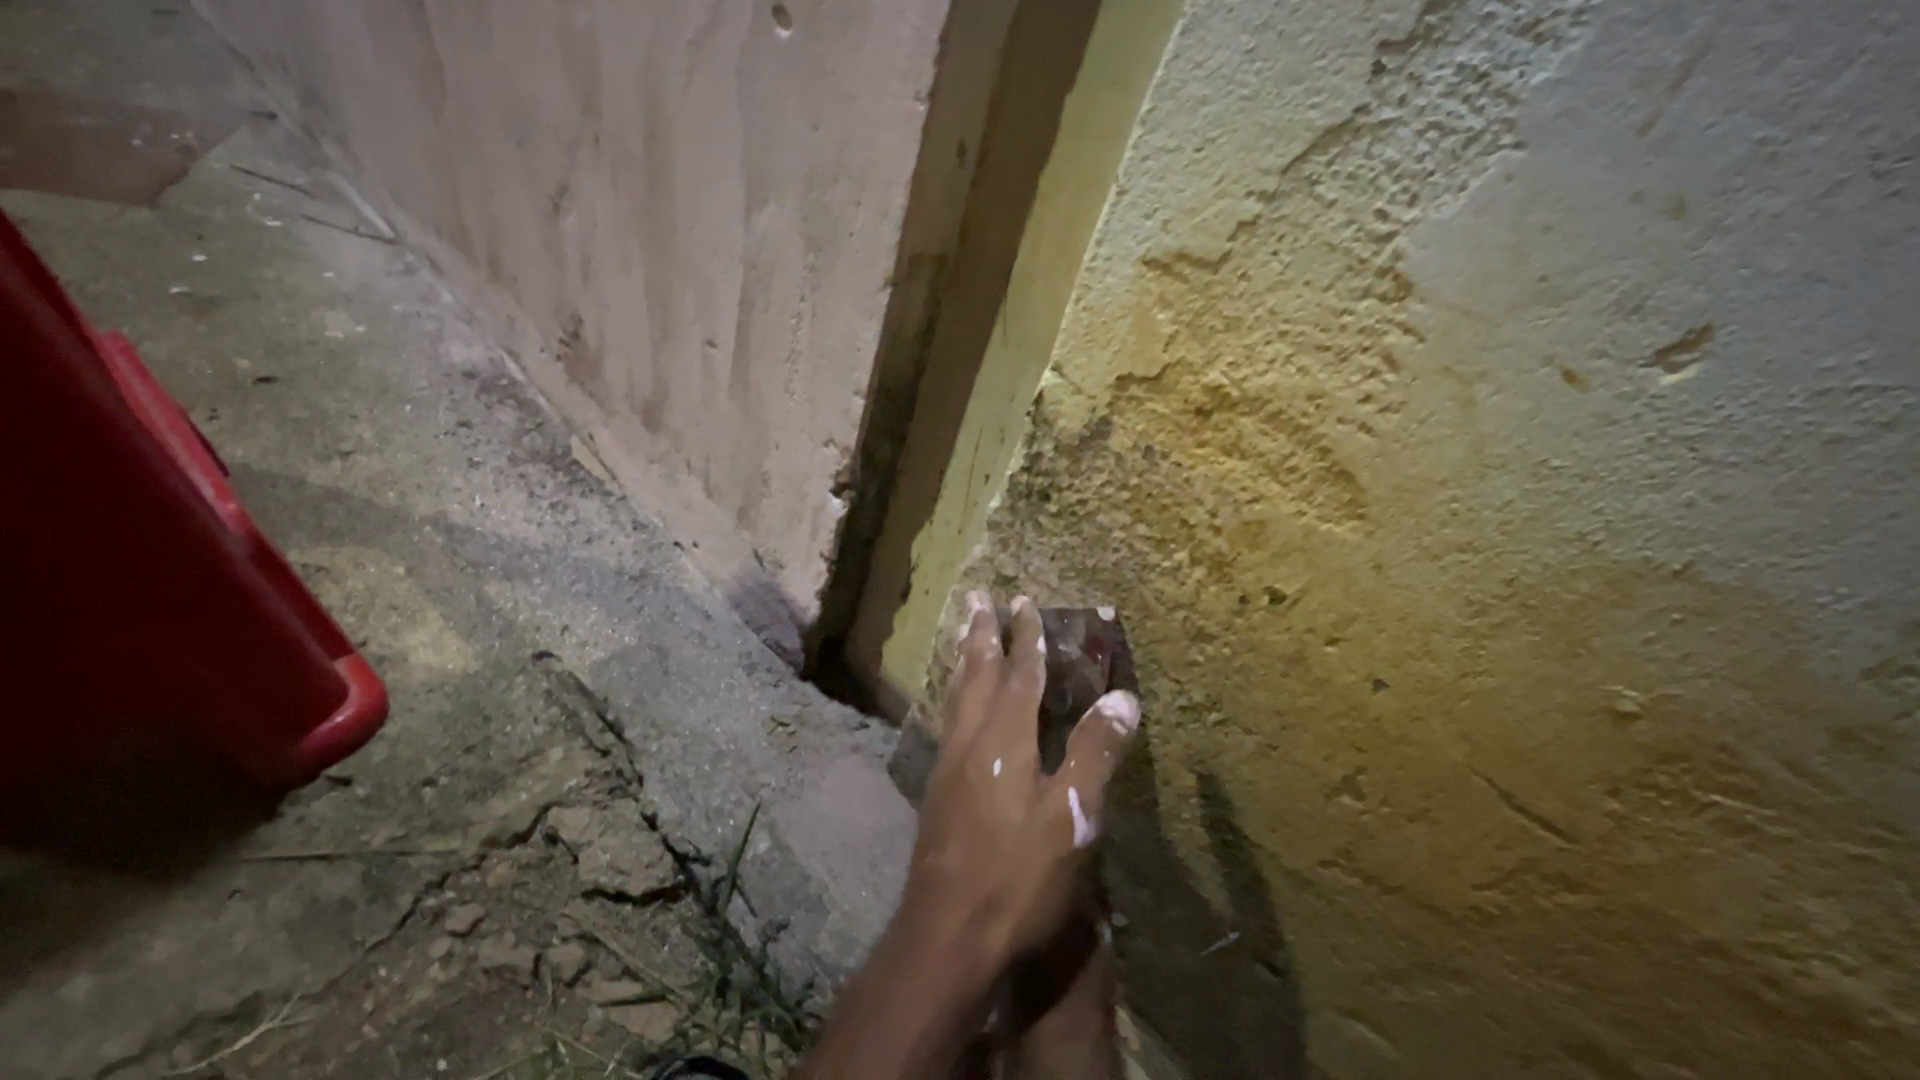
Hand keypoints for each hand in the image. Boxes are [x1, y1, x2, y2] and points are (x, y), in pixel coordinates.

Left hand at [904, 592, 1141, 969]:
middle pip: (976, 676)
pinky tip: (958, 711)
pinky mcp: (939, 794)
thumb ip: (1093, 753)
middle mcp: (969, 742)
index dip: (1025, 638)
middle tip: (977, 598)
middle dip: (982, 635)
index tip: (1024, 601)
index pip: (1019, 676)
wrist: (948, 933)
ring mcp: (947, 768)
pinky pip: (950, 724)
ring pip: (956, 698)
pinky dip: (957, 698)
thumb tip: (1122, 697)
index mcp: (1003, 740)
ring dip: (965, 662)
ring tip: (964, 637)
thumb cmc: (1016, 876)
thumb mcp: (1071, 816)